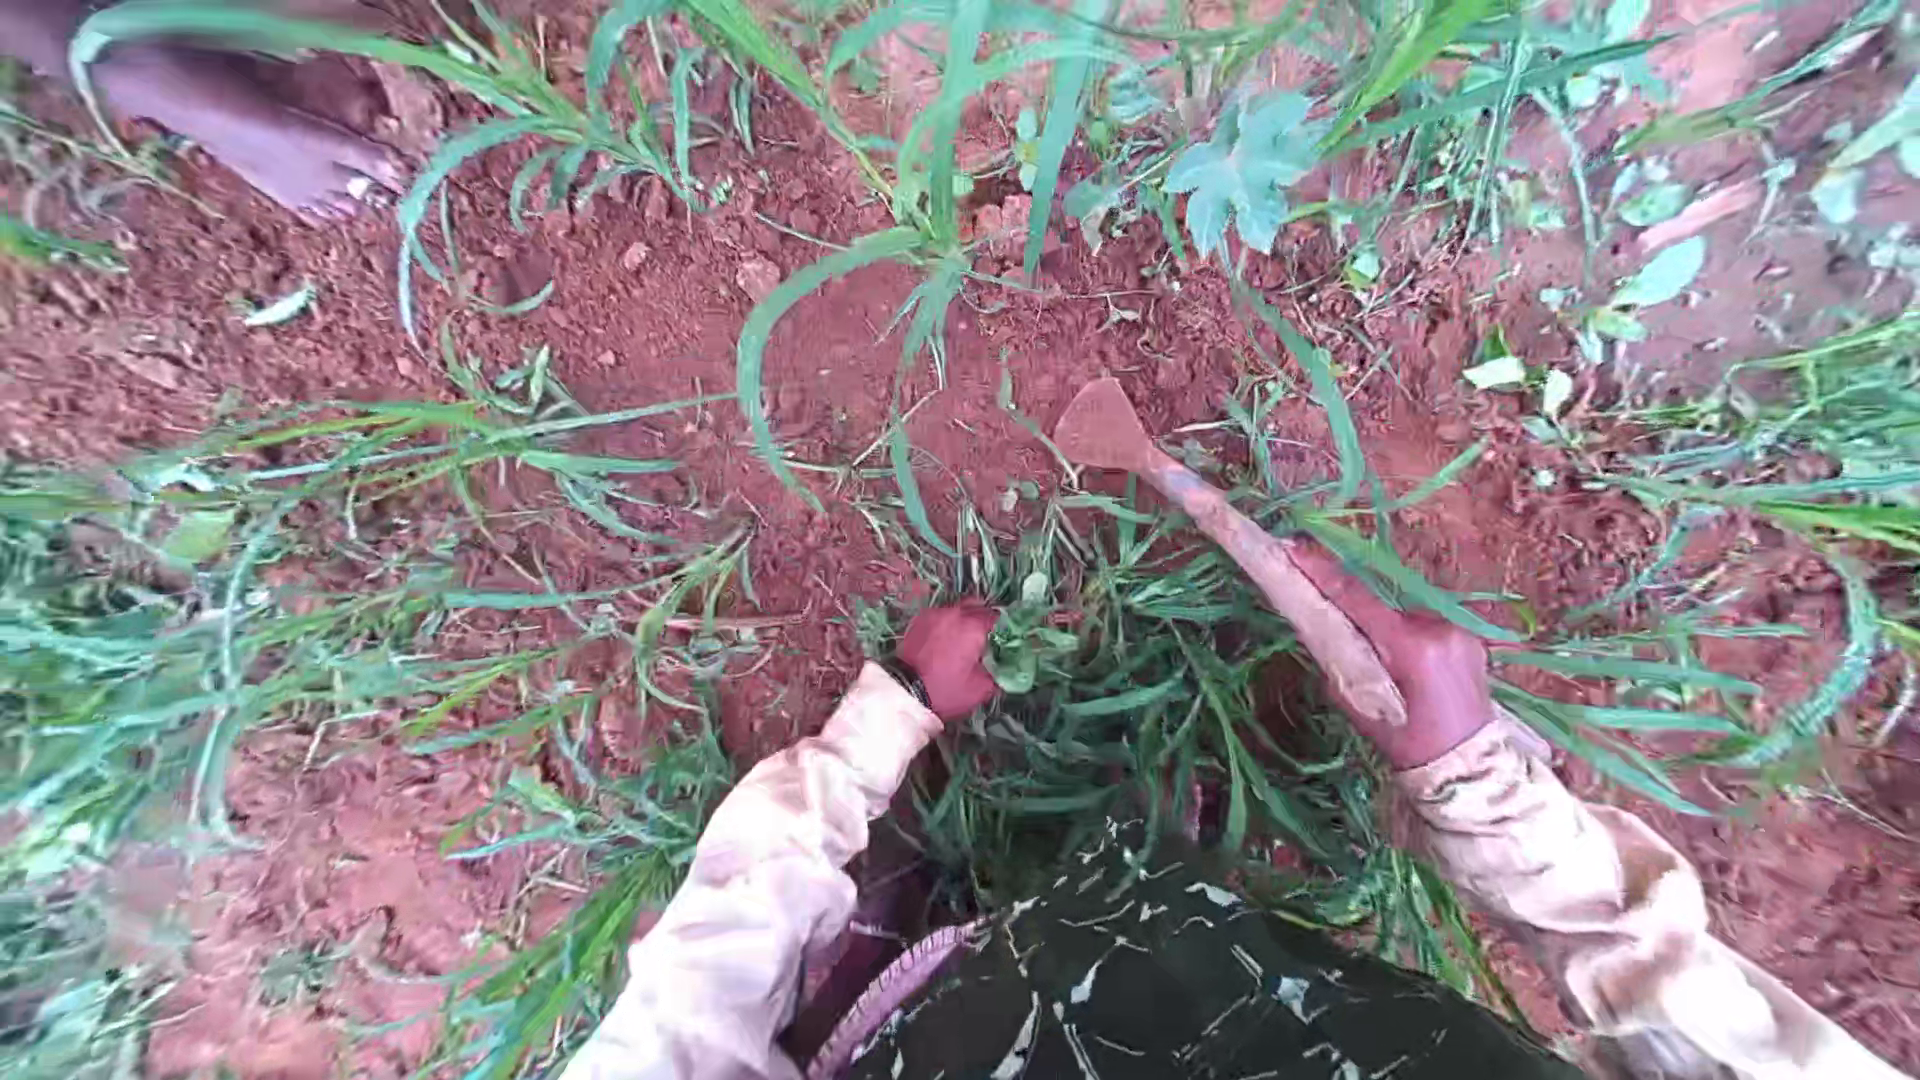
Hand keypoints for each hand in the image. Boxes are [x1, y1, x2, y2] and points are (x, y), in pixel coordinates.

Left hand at [896, 599, 1000, 719]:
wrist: (904, 691)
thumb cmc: (944, 690)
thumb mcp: (979, 689)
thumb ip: (997, 675)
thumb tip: (1004, 669)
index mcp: (973, 627)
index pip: (997, 617)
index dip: (1004, 627)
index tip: (1005, 638)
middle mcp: (955, 614)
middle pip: (978, 605)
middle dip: (984, 618)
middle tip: (987, 636)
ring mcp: (935, 614)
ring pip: (958, 608)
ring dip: (965, 618)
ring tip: (966, 637)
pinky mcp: (920, 620)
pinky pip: (941, 614)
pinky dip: (948, 622)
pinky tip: (948, 638)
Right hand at [1286, 541, 1493, 767]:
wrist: (1470, 765)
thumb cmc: (1403, 739)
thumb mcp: (1355, 699)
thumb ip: (1336, 656)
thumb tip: (1314, 624)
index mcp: (1410, 645)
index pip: (1355, 596)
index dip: (1321, 570)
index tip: (1294, 548)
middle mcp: (1438, 627)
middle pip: (1376, 599)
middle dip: (1347, 600)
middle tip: (1319, 600)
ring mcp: (1458, 629)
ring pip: (1397, 611)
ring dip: (1376, 620)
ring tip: (1370, 650)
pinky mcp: (1467, 635)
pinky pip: (1419, 622)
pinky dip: (1398, 631)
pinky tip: (1396, 657)